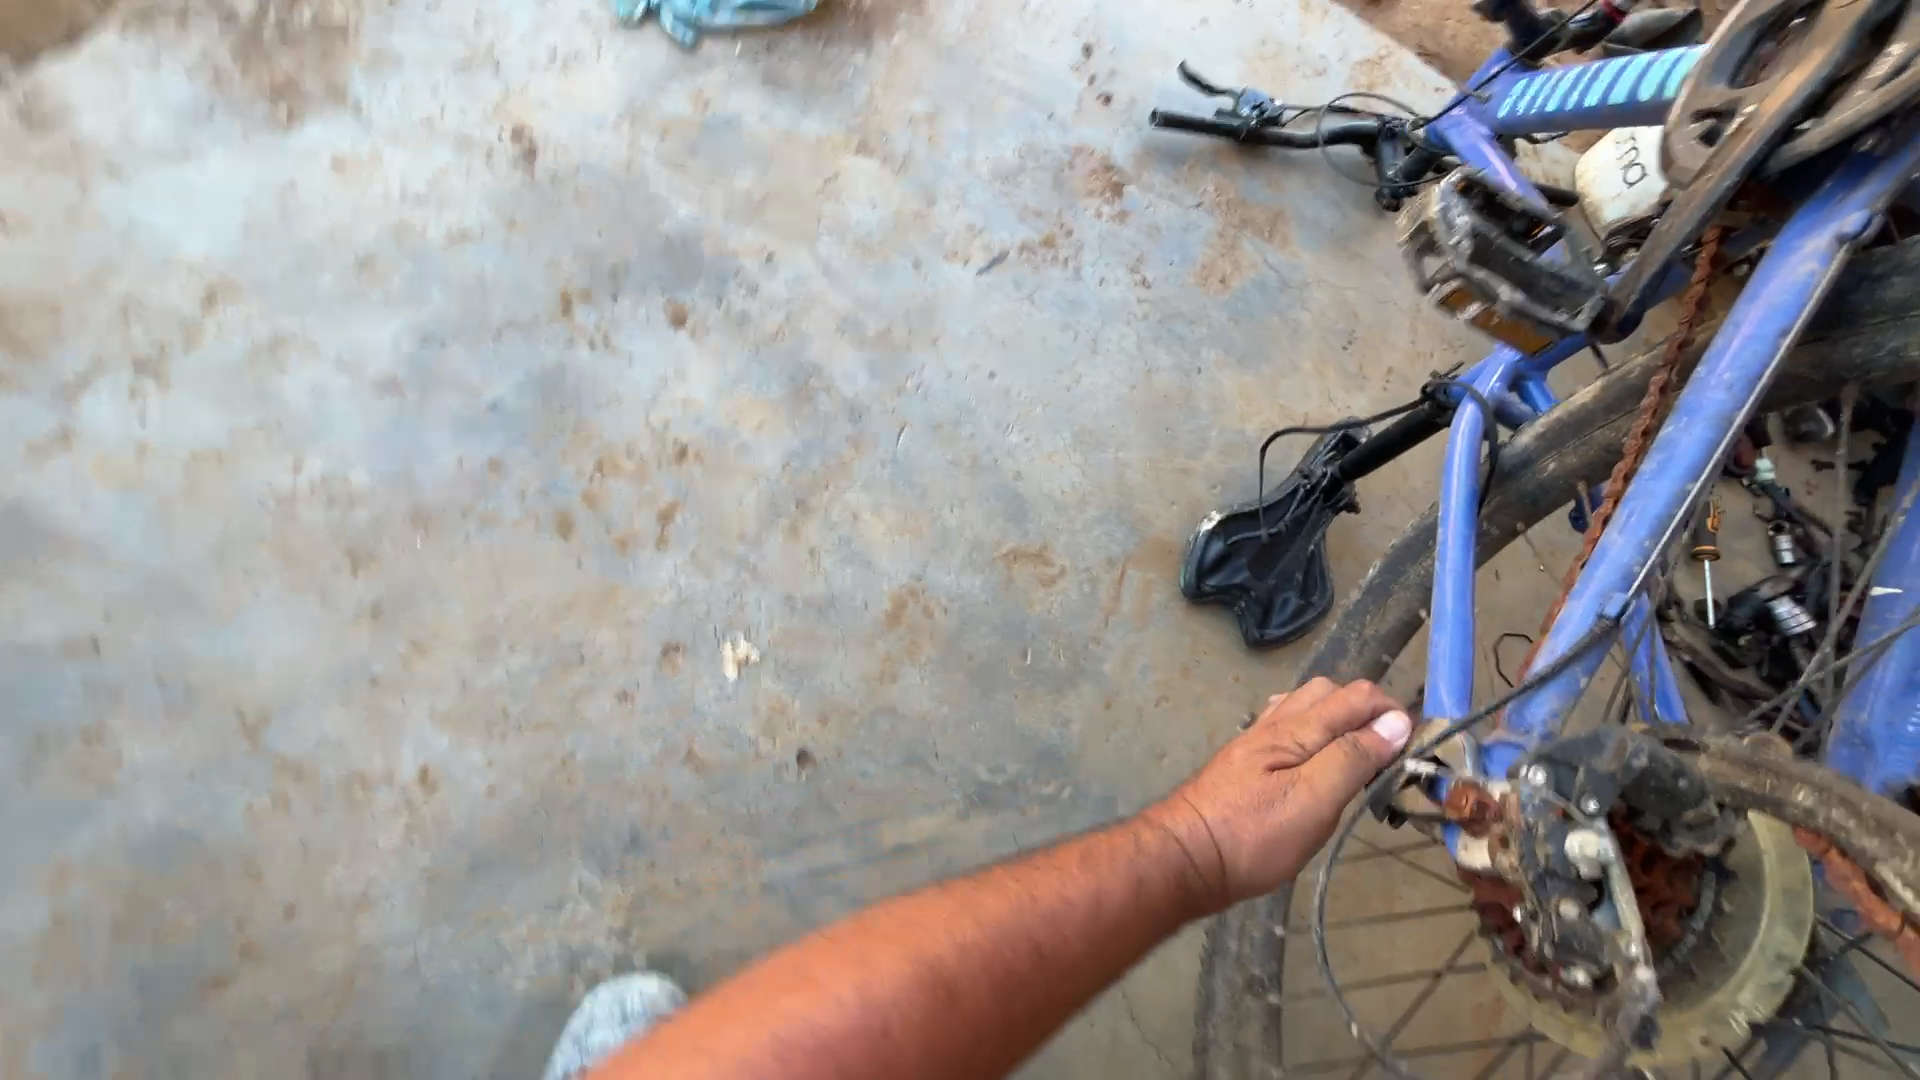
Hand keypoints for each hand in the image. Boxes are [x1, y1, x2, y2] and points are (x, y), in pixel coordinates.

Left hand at [1144, 678, 1412, 911]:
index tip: (1417, 749)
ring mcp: (1256, 740)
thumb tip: (1396, 722)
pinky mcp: (1246, 761)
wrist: (1186, 856)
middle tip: (1392, 754)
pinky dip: (1313, 731)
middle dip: (1367, 710)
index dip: (1393, 713)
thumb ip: (1352, 758)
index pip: (1355, 696)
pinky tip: (1317, 759)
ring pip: (1305, 706)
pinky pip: (1286, 726)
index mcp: (1294, 729)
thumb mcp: (1312, 800)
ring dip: (1339, 718)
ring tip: (1362, 757)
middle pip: (1328, 692)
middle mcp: (1274, 723)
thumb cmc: (1252, 835)